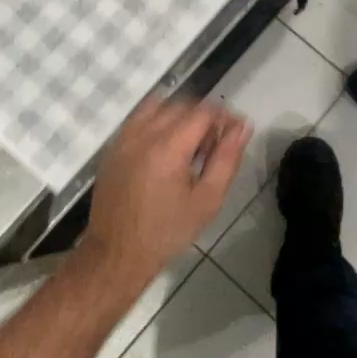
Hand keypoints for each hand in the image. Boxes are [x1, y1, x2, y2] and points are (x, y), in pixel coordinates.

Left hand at [80, 97, 250, 283]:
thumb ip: (227, 159)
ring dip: (180, 115)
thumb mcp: (207, 201)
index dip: (225, 116)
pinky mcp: (113, 147)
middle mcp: (143, 134)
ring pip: (158, 106)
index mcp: (168, 148)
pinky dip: (158, 121)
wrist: (117, 252)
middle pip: (181, 104)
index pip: (203, 112)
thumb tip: (243, 128)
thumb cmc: (167, 231)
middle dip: (204, 116)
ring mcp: (124, 138)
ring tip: (190, 143)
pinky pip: (139, 119)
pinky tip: (166, 148)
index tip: (237, 131)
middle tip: (215, 143)